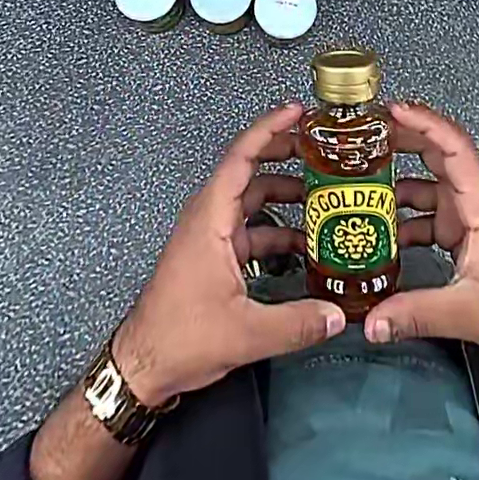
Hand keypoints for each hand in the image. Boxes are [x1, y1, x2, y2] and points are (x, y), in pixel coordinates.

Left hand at [111, 102, 344, 406]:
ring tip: (323, 194)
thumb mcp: (244, 332)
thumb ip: (296, 323)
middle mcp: (210, 217)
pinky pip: (253, 225)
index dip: (269, 128)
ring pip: (253, 197)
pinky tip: (305, 243)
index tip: (297, 112)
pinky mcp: (216, 253)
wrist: (141, 367)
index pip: (241, 157)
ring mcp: (212, 234)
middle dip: (285, 151)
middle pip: (250, 168)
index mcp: (210, 219)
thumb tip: (337, 315)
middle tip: (320, 146)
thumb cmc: (178, 339)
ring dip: (286, 192)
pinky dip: (279, 225)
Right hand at [363, 102, 478, 372]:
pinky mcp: (464, 235)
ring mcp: (469, 218)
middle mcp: (475, 202)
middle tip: (366, 135)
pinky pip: (428, 215)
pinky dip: (404, 217)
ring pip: (430, 185)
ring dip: (398, 181)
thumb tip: (372, 320)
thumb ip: (416, 314)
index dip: (425, 123)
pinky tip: (381, 232)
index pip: (454, 147)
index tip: (394, 111)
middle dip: (403, 139)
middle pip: (438, 155)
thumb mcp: (469, 312)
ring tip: (361, 182)